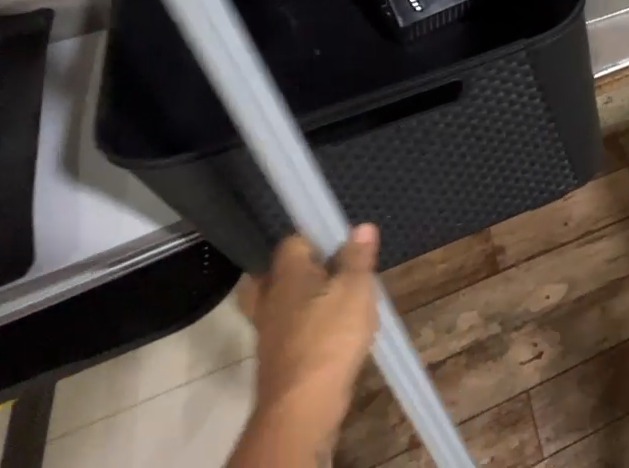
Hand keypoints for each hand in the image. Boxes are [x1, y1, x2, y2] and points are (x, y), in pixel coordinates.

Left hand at [233, 226, 380, 459]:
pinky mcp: (277, 352)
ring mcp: (269, 328)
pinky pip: (288, 323)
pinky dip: (305, 319)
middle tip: (331, 265)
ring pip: (280, 299)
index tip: (343, 240)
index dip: (317, 235)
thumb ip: (358, 258)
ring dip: (303, 294)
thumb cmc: (331, 335)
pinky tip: (331, 324)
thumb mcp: (356, 289)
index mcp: (286, 276)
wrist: (303, 401)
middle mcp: (270, 298)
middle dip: (301, 267)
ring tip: (336, 294)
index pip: (293, 241)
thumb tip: (360, 226)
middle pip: (276, 272)